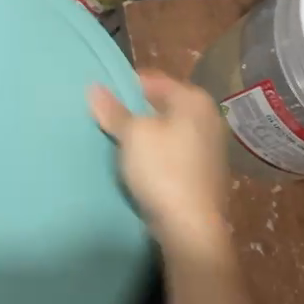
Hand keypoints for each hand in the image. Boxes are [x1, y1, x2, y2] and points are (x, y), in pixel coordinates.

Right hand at [89, 71, 229, 251]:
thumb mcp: (132, 135)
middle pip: (161, 104)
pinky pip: (174, 149)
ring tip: (118, 143)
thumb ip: (113, 110)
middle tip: (106, 121)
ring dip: (145, 133)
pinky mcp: (205, 169)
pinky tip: (140, 165)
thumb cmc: (162, 169)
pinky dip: (157, 151)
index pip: (152, 80)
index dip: (123, 86)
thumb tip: (93, 87)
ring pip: (167, 128)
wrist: (190, 224)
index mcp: (193, 99)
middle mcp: (208, 115)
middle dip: (134, 111)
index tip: (100, 100)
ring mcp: (210, 144)